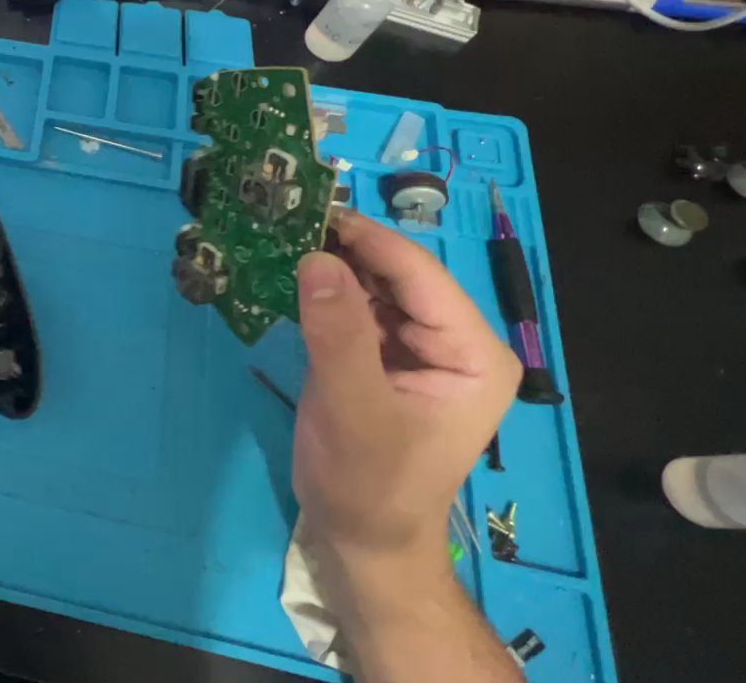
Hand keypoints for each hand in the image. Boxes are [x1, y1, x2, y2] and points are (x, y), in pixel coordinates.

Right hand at [292, 211, 519, 585]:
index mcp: (470, 352)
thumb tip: (315, 258)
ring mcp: (415, 346)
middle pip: (395, 274)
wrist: (359, 537)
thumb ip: (338, 334)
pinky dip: (319, 290)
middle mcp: (450, 340)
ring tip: (275, 236)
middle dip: (343, 246)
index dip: (367, 238)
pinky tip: (282, 273)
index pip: (419, 275)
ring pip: (370, 284)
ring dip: (326, 263)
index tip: (308, 209)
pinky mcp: (379, 354)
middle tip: (281, 218)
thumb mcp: (353, 411)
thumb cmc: (368, 483)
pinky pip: (351, 307)